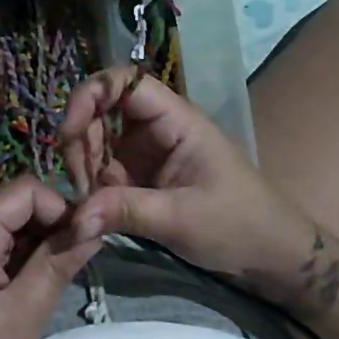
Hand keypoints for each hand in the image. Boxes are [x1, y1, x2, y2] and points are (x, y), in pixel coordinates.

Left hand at [0, 178, 102, 338]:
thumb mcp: (23, 315)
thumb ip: (57, 263)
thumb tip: (93, 226)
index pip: (25, 190)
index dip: (60, 208)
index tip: (84, 242)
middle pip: (11, 208)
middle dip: (49, 229)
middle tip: (74, 265)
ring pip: (0, 232)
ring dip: (31, 249)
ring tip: (52, 282)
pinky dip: (10, 265)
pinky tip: (22, 295)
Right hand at [59, 71, 333, 310]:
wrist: (270, 257)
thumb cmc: (239, 225)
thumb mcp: (182, 219)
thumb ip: (125, 212)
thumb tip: (75, 218)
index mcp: (175, 120)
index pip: (125, 82)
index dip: (90, 95)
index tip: (68, 131)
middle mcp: (155, 128)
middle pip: (100, 110)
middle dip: (80, 139)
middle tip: (78, 182)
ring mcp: (144, 152)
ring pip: (96, 141)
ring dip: (82, 165)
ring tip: (85, 203)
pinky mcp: (137, 177)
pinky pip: (102, 170)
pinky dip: (90, 186)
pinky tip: (88, 210)